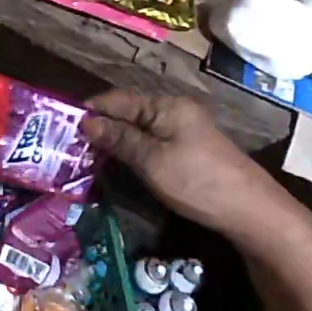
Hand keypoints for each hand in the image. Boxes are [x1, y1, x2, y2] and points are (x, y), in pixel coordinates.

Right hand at [82, 90, 295, 238]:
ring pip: (136, 129)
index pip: (118, 99)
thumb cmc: (197, 181)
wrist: (250, 212)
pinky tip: (114, 163)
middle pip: (127, 112)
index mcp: (166, 106)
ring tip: (84, 155)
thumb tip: (86, 121)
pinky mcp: (186, 151)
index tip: (61, 124)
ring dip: (112, 139)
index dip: (90, 109)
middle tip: (68, 143)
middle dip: (99, 124)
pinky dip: (129, 150)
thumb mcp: (151, 160)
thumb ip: (118, 138)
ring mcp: (182, 131)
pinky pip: (148, 143)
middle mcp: (174, 112)